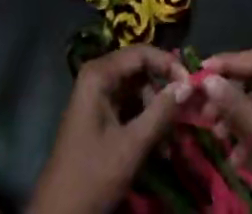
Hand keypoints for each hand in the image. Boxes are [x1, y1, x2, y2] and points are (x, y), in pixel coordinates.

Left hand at [28, 46, 191, 213]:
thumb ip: (161, 112)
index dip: (169, 64)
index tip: (192, 85)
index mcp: (99, 74)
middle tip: (188, 109)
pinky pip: (130, 106)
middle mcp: (97, 77)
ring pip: (138, 90)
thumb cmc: (92, 174)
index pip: (141, 53)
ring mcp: (97, 96)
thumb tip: (189, 84)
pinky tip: (162, 144)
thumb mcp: (132, 145)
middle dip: (164, 89)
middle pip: (140, 69)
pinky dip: (147, 120)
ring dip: (158, 109)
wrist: (59, 211)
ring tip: (175, 135)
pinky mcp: (100, 115)